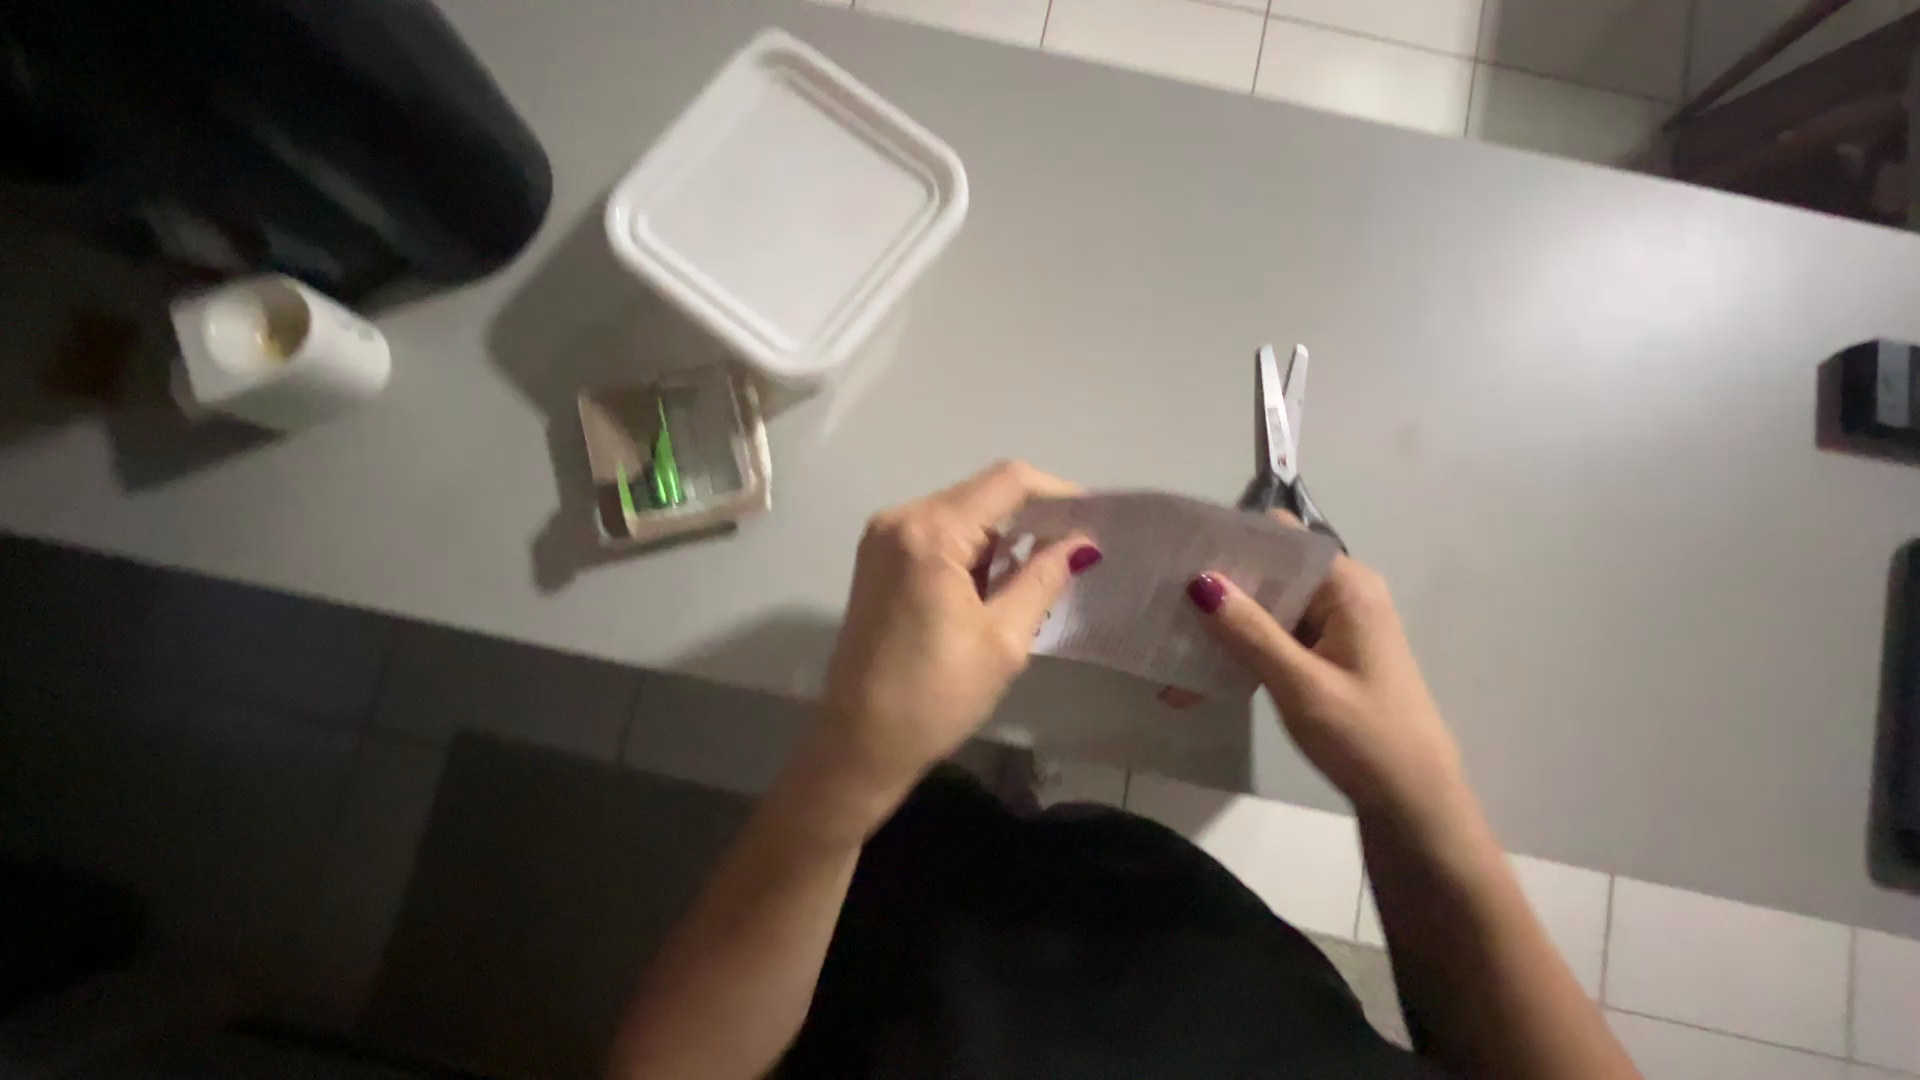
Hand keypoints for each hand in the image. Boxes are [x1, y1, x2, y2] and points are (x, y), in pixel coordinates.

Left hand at [811, 461, 1097, 814]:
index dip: (1056, 492)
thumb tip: (1081, 542)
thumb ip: (1043, 577)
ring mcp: (882, 537)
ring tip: (1037, 575)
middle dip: (1030, 517)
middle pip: (980, 493)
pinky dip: (971, 550)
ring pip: (960, 513)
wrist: (860, 742)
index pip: (1007, 482)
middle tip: (1073, 552)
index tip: (1092, 519)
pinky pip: (936, 534)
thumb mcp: (1003, 639)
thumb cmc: (935, 696)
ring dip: (1000, 537)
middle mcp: (899, 518)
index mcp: (929, 532)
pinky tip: (994, 584)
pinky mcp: (877, 559)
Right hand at [1185, 546, 1468, 822]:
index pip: (1280, 539)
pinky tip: (1197, 673)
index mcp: (1347, 587)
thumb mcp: (1300, 685)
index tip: (1177, 555)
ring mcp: (1333, 624)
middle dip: (1217, 585)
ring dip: (1221, 622)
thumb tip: (1200, 580)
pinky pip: (1271, 634)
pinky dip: (1238, 648)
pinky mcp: (1323, 651)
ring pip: (1265, 606)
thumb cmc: (1365, 737)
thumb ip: (1250, 632)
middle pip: (1269, 571)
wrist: (1412, 800)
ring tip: (1166, 638)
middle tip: (1160, 598)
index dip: (1231, 541)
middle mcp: (1341, 594)